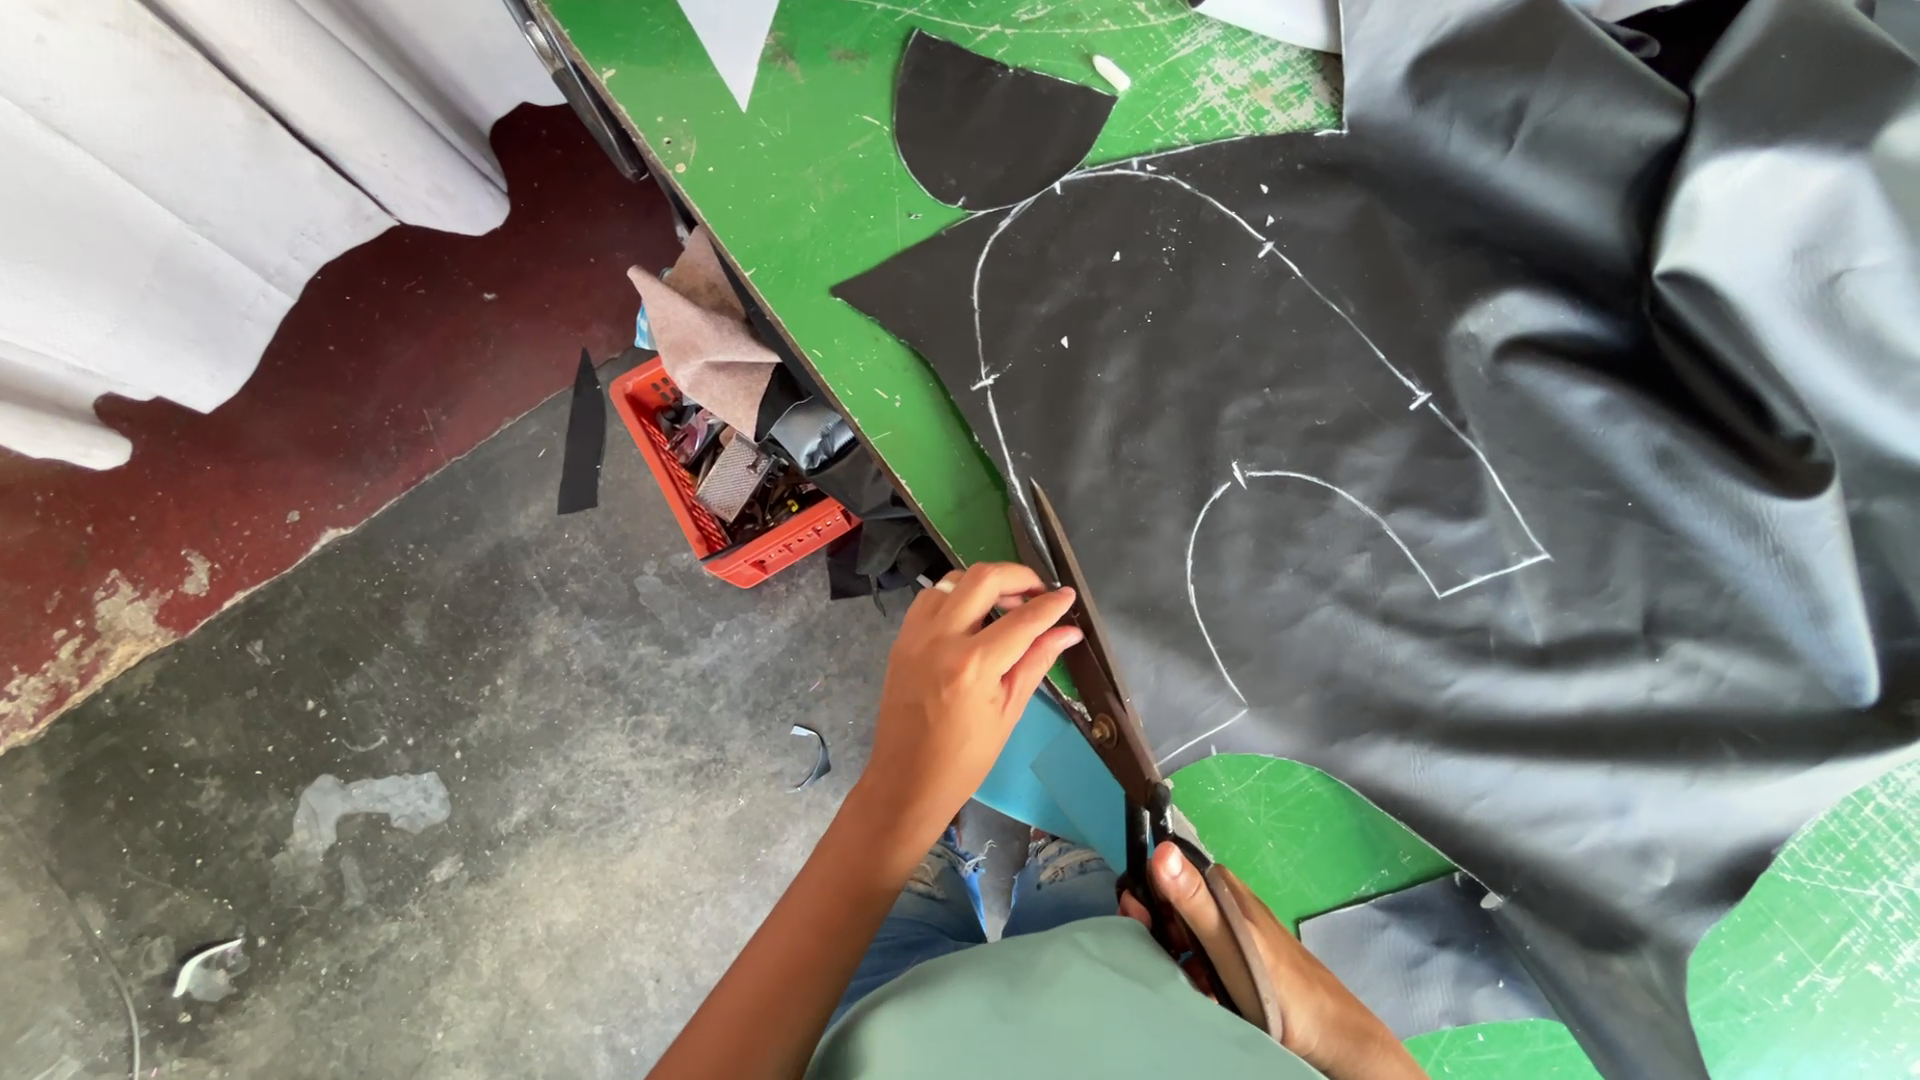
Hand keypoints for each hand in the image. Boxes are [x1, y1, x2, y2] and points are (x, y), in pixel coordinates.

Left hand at [859, 563, 1082, 834]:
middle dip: (1018, 576)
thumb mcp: (1009, 712)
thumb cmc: (965, 759)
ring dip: (983, 584)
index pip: (1022, 619)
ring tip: (1005, 605)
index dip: (1051, 604)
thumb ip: (1037, 662)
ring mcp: (915, 635)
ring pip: (953, 580)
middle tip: (1037, 593)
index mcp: (973, 665)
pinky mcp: (901, 638)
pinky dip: (954, 596)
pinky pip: (930, 598)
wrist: (905, 781)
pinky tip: (971, 617)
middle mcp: (941, 639)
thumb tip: (1068, 632)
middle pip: (983, 578)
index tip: (1068, 595)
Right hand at [1122, 843, 1429, 1079]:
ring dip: (1176, 964)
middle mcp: (1221, 903)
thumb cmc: (1277, 984)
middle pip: (1168, 910)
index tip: (1137, 924)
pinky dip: (1193, 980)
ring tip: (1192, 986)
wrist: (1328, 1037)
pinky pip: (1196, 964)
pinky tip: (1204, 997)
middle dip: (1160, 939)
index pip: (1162, 876)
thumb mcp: (1228, 939)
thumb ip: (1193, 897)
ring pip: (1178, 940)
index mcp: (1219, 885)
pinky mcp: (1231, 964)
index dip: (1145, 900)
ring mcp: (1226, 935)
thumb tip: (1161, 848)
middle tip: (1169, 964)